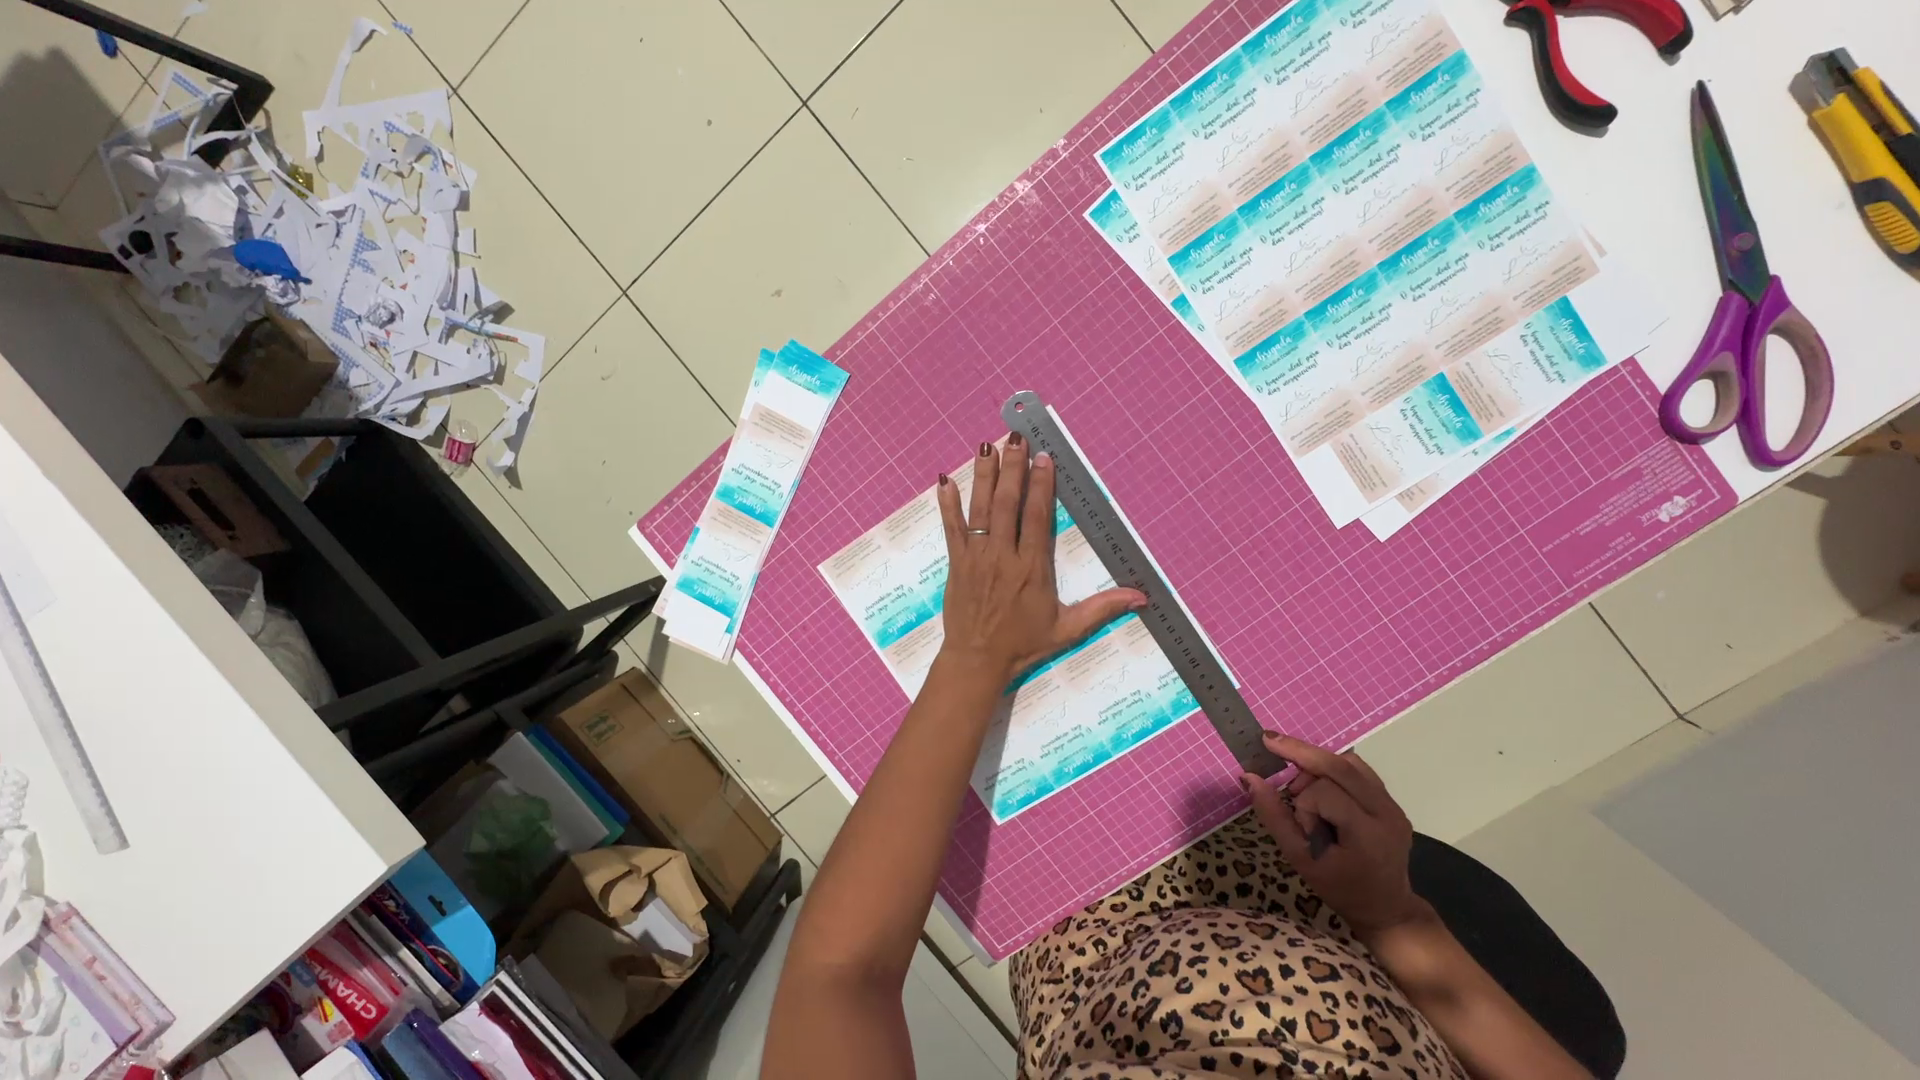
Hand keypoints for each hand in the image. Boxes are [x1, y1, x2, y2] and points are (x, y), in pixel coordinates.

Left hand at [934, 435, 1144, 682]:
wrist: (977, 661)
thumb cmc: (1024, 644)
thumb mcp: (1067, 629)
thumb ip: (1102, 609)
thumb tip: (1140, 597)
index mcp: (1032, 568)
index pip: (1036, 517)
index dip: (1040, 485)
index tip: (1043, 457)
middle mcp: (1003, 557)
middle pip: (1007, 504)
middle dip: (1011, 468)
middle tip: (1015, 438)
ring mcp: (976, 558)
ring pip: (980, 510)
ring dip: (984, 476)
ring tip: (986, 446)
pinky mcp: (956, 563)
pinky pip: (952, 529)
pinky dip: (948, 505)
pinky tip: (945, 480)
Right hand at [1242, 732, 1427, 939]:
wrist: (1385, 908)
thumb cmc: (1340, 889)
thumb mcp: (1299, 859)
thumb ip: (1274, 816)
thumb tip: (1249, 777)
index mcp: (1367, 834)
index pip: (1326, 793)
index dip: (1304, 803)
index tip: (1302, 828)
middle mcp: (1387, 813)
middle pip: (1341, 766)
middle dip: (1303, 756)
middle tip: (1272, 748)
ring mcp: (1394, 806)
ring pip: (1351, 763)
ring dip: (1320, 764)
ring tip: (1303, 787)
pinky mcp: (1394, 803)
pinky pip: (1361, 771)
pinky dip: (1335, 770)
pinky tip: (1321, 785)